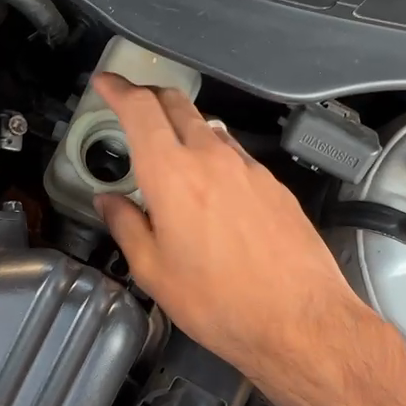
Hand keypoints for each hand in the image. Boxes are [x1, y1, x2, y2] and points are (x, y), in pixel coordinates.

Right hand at [92, 72, 380, 387]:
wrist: (299, 321)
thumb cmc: (226, 304)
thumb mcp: (154, 272)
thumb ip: (126, 227)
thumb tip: (110, 205)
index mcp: (172, 175)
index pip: (140, 109)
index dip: (117, 89)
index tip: (106, 84)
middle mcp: (213, 160)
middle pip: (177, 104)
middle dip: (149, 97)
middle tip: (131, 105)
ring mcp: (249, 169)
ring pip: (208, 128)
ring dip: (182, 127)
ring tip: (167, 150)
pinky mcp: (274, 186)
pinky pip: (236, 155)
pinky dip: (213, 155)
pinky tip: (209, 184)